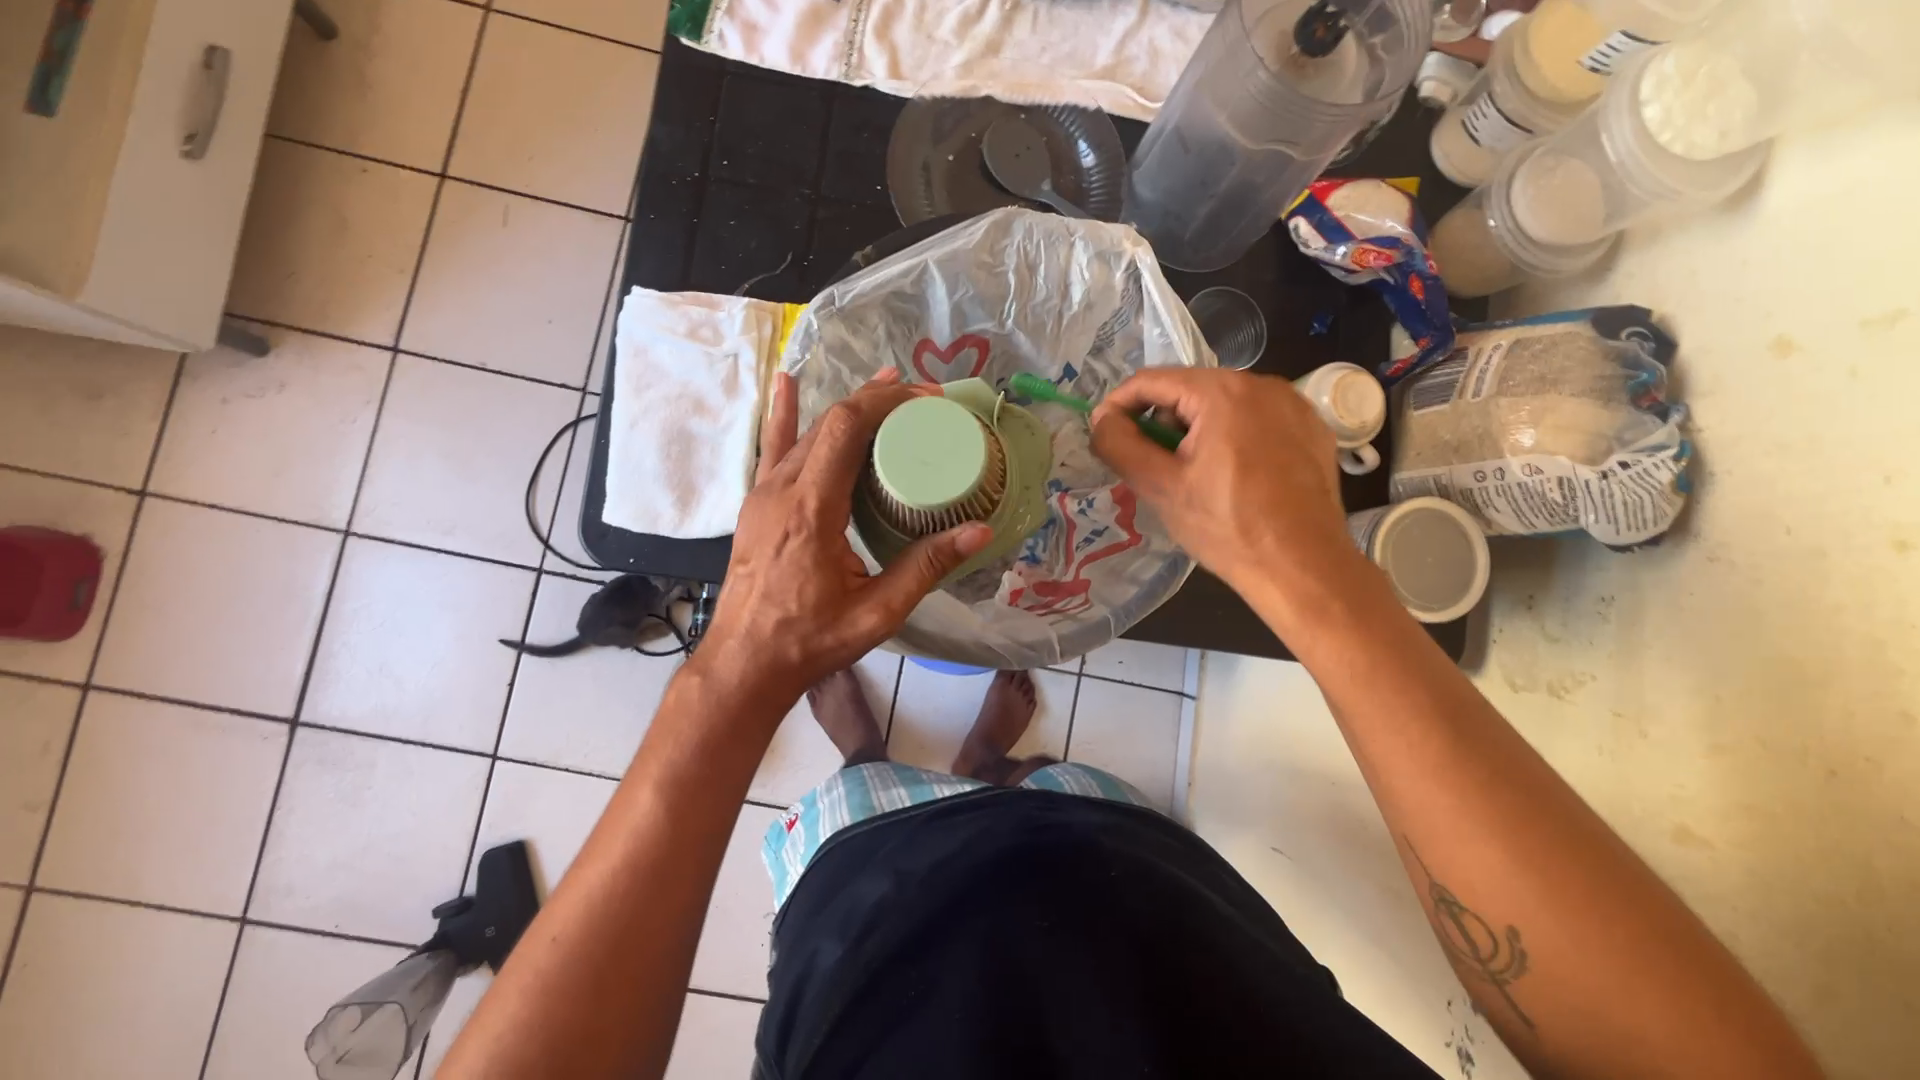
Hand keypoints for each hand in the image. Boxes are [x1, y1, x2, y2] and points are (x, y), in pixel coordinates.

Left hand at [694, 370, 992, 699]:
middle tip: (923, 401)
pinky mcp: (757, 505)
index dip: (886, 402)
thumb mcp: (877, 611)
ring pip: (807, 434)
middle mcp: (783, 490)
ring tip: (886, 388)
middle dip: (877, 402)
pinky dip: (787, 416)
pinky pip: (774, 449)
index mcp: (812, 510)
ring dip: (847, 409)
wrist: (745, 663)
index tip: (925, 398)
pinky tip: (788, 382)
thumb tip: (979, 532)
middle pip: (830, 423)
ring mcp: (764, 495)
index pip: (847, 429)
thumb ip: (925, 567)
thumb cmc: (811, 640)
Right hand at [1090, 368, 1352, 599]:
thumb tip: (1102, 419)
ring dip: (1198, 432)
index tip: (1105, 435)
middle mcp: (1262, 384)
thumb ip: (1120, 445)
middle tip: (1152, 468)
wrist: (1302, 567)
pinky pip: (1259, 421)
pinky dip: (1236, 439)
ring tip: (1194, 477)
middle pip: (1190, 391)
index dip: (1119, 405)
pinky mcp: (1313, 430)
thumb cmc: (1226, 526)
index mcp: (1221, 391)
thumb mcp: (1160, 487)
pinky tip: (1236, 478)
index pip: (1152, 381)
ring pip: (1225, 406)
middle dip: (1162, 423)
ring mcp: (1294, 405)